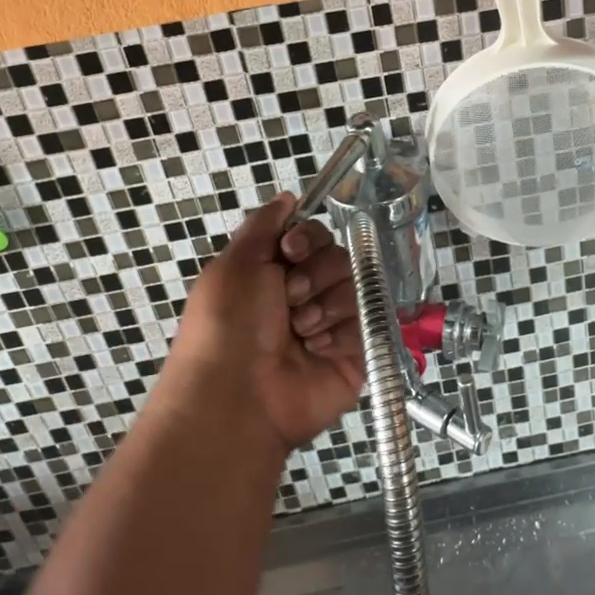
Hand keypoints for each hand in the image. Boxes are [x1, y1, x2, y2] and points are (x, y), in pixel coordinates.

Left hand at [159, 193, 364, 451]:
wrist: (237, 398)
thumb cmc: (227, 326)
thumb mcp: (234, 265)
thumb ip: (264, 224)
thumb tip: (288, 196)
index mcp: (274, 272)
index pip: (313, 235)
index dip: (307, 238)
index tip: (291, 250)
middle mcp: (305, 295)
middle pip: (338, 256)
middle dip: (315, 274)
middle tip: (290, 300)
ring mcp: (332, 323)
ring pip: (356, 285)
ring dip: (326, 305)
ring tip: (302, 331)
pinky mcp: (355, 352)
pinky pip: (367, 320)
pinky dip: (342, 331)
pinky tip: (318, 350)